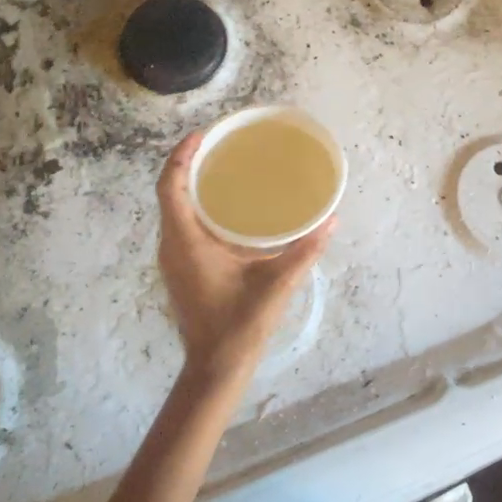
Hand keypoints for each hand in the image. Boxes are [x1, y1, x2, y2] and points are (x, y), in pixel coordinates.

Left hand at [155, 131, 336, 381]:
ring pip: (173, 210)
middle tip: (219, 144)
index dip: (181, 156)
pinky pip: (180, 225)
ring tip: (222, 167)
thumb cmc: (240, 325)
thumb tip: (332, 219)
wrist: (216, 367)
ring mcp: (173, 259)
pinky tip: (224, 207)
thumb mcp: (276, 285)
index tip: (203, 135)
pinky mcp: (180, 269)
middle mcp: (171, 246)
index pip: (170, 187)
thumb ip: (304, 251)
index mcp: (185, 242)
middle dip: (188, 164)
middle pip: (169, 193)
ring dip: (190, 185)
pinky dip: (194, 206)